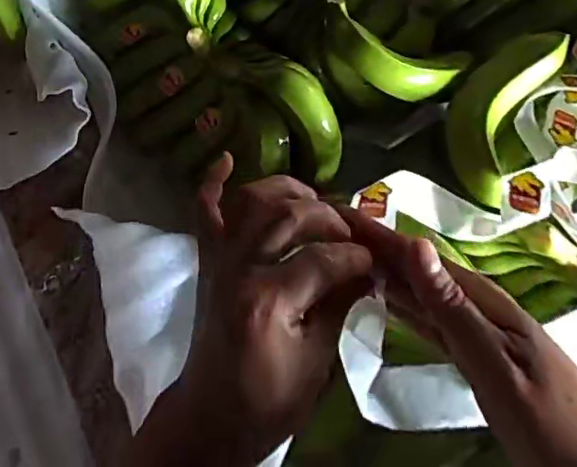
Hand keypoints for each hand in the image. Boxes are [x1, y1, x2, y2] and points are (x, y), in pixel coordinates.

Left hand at [126, 156, 375, 466]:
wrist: (211, 418)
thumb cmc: (268, 401)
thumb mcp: (316, 362)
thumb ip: (339, 304)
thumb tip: (369, 268)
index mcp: (267, 301)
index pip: (321, 258)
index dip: (354, 257)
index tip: (372, 262)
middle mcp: (238, 269)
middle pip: (288, 217)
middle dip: (328, 218)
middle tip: (349, 234)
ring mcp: (219, 260)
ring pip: (252, 201)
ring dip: (286, 190)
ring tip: (313, 200)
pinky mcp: (207, 260)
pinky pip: (204, 212)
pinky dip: (213, 183)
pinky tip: (227, 159)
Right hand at [340, 208, 576, 466]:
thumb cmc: (552, 423)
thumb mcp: (497, 367)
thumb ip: (454, 309)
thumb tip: (416, 244)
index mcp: (482, 300)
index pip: (420, 256)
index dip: (381, 234)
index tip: (342, 211)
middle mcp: (479, 306)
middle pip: (420, 269)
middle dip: (379, 246)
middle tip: (333, 228)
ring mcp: (482, 331)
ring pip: (424, 292)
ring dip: (389, 272)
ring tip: (351, 255)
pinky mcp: (481, 357)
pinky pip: (433, 320)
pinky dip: (407, 305)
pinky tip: (392, 302)